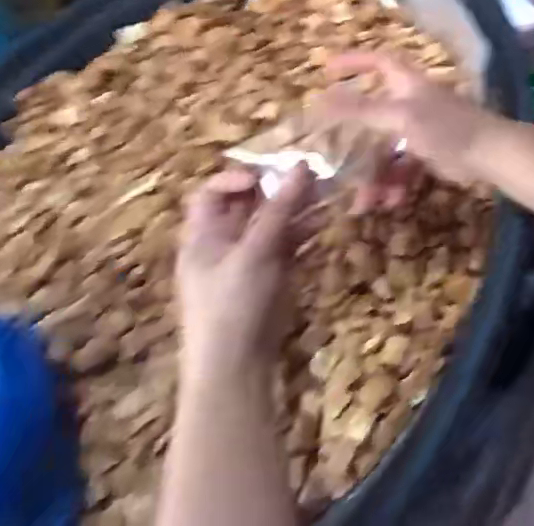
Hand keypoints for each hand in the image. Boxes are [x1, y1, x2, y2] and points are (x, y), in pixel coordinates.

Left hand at [175, 167, 312, 384]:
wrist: (236, 367)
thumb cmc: (232, 305)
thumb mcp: (255, 252)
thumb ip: (280, 208)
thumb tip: (303, 164)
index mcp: (204, 235)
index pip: (212, 192)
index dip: (237, 177)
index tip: (269, 173)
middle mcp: (225, 242)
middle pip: (249, 203)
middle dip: (279, 186)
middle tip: (313, 172)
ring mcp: (251, 257)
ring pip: (275, 220)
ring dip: (300, 205)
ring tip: (329, 189)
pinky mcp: (273, 272)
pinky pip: (290, 241)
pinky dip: (308, 228)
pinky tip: (329, 219)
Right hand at [312, 53, 503, 205]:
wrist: (490, 154)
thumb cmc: (446, 128)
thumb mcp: (399, 117)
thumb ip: (361, 109)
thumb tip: (320, 98)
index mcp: (408, 85)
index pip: (379, 62)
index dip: (354, 61)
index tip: (327, 70)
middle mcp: (414, 103)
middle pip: (375, 118)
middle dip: (356, 145)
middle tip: (335, 164)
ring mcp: (423, 129)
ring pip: (387, 150)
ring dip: (375, 176)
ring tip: (367, 203)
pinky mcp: (432, 154)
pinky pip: (404, 168)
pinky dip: (396, 184)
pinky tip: (393, 202)